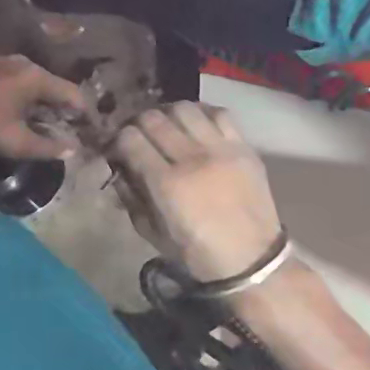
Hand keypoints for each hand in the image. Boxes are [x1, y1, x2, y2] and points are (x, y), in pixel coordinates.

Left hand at [0, 55, 86, 159]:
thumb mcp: (17, 143)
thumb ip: (48, 148)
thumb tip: (72, 151)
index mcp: (35, 76)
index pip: (72, 93)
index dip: (84, 114)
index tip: (90, 131)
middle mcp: (24, 63)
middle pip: (55, 86)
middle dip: (65, 109)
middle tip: (73, 130)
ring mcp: (4, 63)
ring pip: (36, 84)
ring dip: (46, 105)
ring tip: (51, 127)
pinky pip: (20, 83)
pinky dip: (29, 99)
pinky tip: (25, 116)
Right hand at [109, 103, 282, 281]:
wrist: (252, 261)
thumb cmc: (198, 254)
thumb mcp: (153, 234)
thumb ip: (132, 199)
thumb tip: (119, 171)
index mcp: (167, 184)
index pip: (131, 140)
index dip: (117, 140)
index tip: (116, 149)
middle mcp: (192, 158)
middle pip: (154, 119)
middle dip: (137, 124)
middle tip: (138, 136)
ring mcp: (221, 149)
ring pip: (185, 109)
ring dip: (168, 114)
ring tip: (167, 126)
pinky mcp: (244, 147)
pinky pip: (219, 114)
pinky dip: (202, 113)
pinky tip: (196, 125)